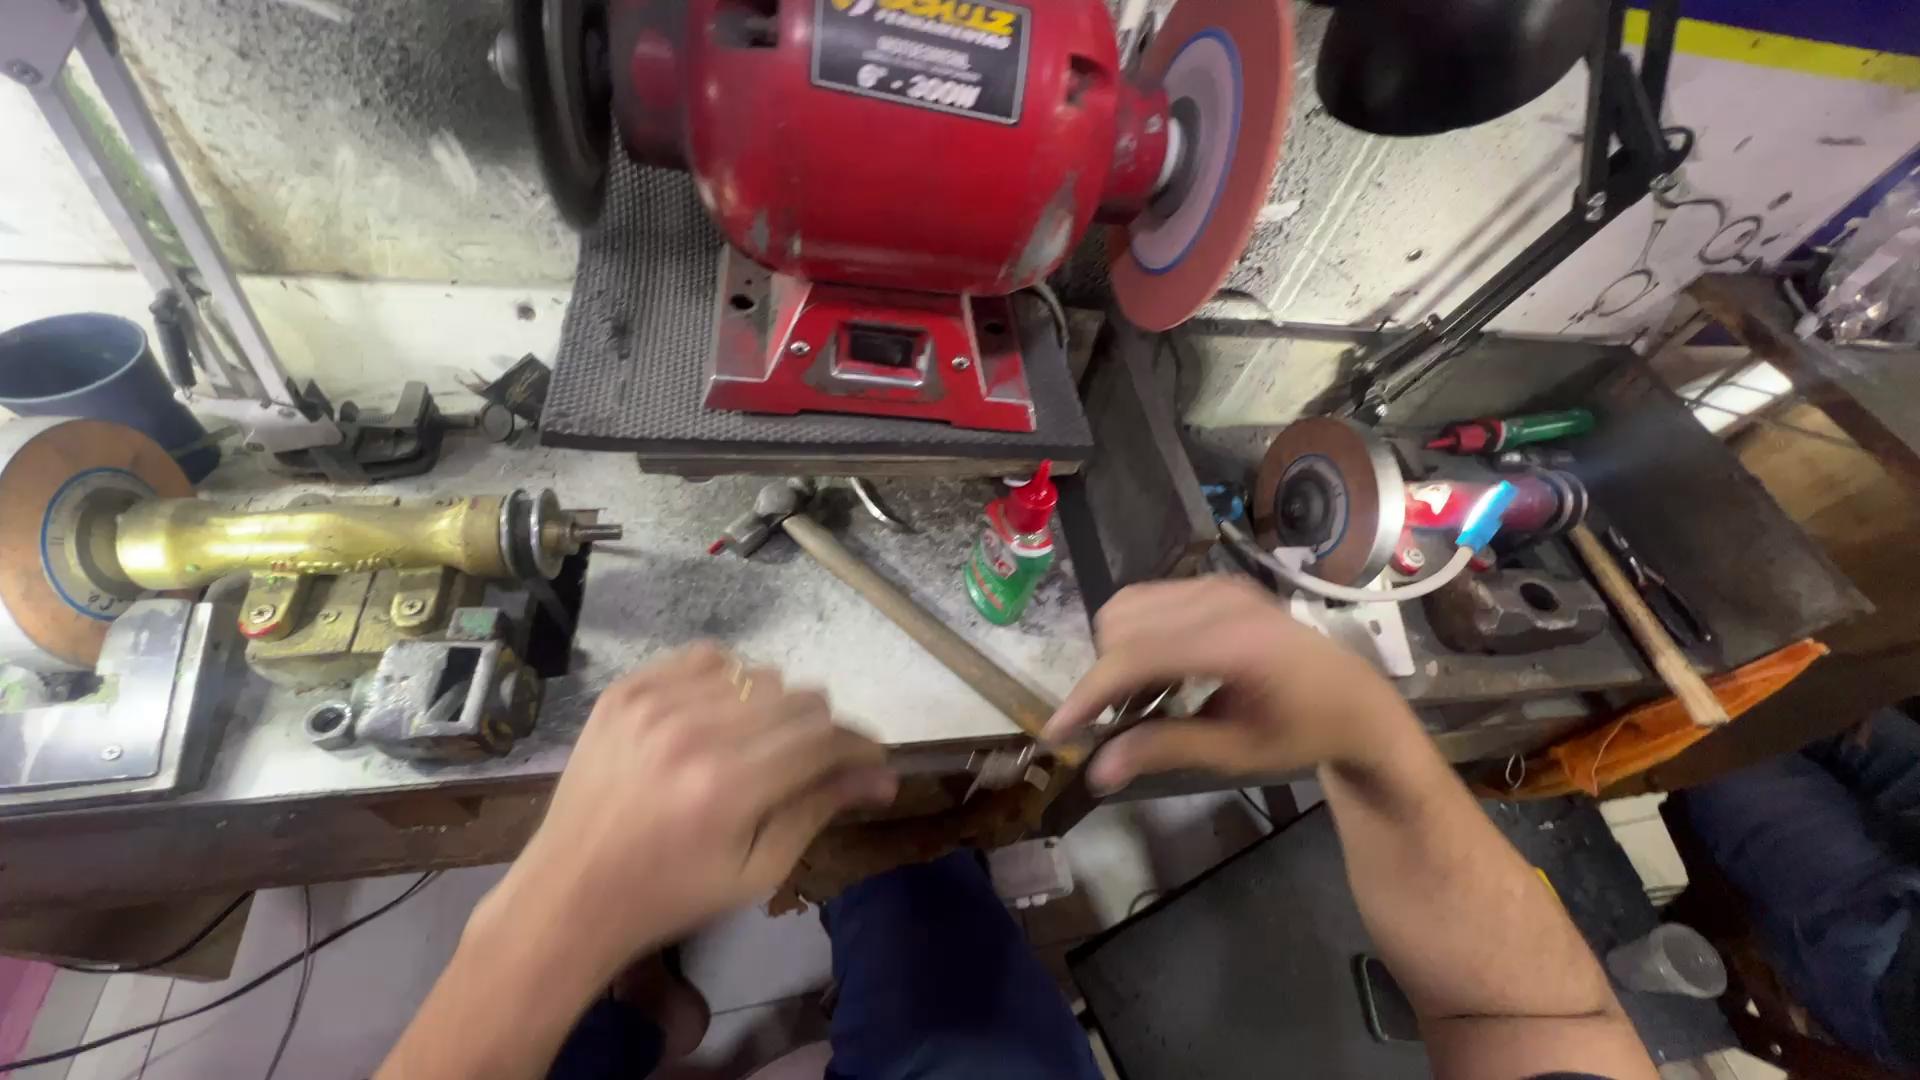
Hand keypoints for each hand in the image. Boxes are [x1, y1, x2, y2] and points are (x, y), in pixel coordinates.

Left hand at [478, 643, 896, 968]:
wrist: (568, 894)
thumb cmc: (673, 893)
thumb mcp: (758, 868)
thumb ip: (821, 807)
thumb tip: (884, 777)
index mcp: (730, 786)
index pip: (825, 738)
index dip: (859, 747)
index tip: (871, 759)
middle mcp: (695, 731)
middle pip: (800, 697)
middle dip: (820, 729)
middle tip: (809, 761)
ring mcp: (655, 702)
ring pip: (759, 673)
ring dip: (774, 706)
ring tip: (757, 744)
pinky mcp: (628, 689)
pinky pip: (709, 658)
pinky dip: (728, 682)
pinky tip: (717, 717)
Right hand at [1043, 576, 1419, 793]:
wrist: (1354, 698)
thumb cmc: (1304, 731)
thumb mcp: (1238, 751)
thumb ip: (1166, 750)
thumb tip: (1097, 771)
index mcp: (1234, 643)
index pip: (1135, 656)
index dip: (1089, 693)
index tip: (1057, 730)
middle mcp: (1220, 600)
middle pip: (1121, 624)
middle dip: (1104, 675)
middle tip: (1116, 720)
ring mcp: (1216, 586)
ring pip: (1127, 607)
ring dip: (1115, 653)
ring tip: (1138, 698)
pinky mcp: (1212, 584)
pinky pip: (1147, 600)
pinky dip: (1134, 636)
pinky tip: (1155, 673)